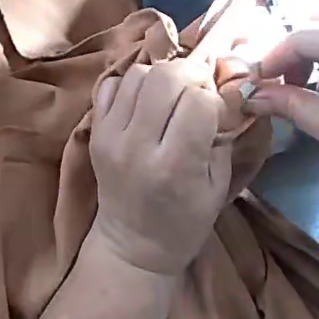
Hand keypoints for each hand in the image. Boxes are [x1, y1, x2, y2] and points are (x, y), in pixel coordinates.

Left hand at [88, 61, 235, 276]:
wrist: (132, 244)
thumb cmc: (185, 220)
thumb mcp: (219, 186)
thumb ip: (223, 136)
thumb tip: (225, 91)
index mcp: (175, 166)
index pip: (199, 101)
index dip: (214, 98)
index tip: (216, 111)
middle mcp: (137, 146)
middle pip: (165, 77)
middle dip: (190, 74)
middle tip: (197, 89)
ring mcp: (109, 136)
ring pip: (137, 74)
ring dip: (161, 76)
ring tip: (171, 95)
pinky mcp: (94, 131)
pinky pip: (110, 85)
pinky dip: (131, 84)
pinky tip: (144, 102)